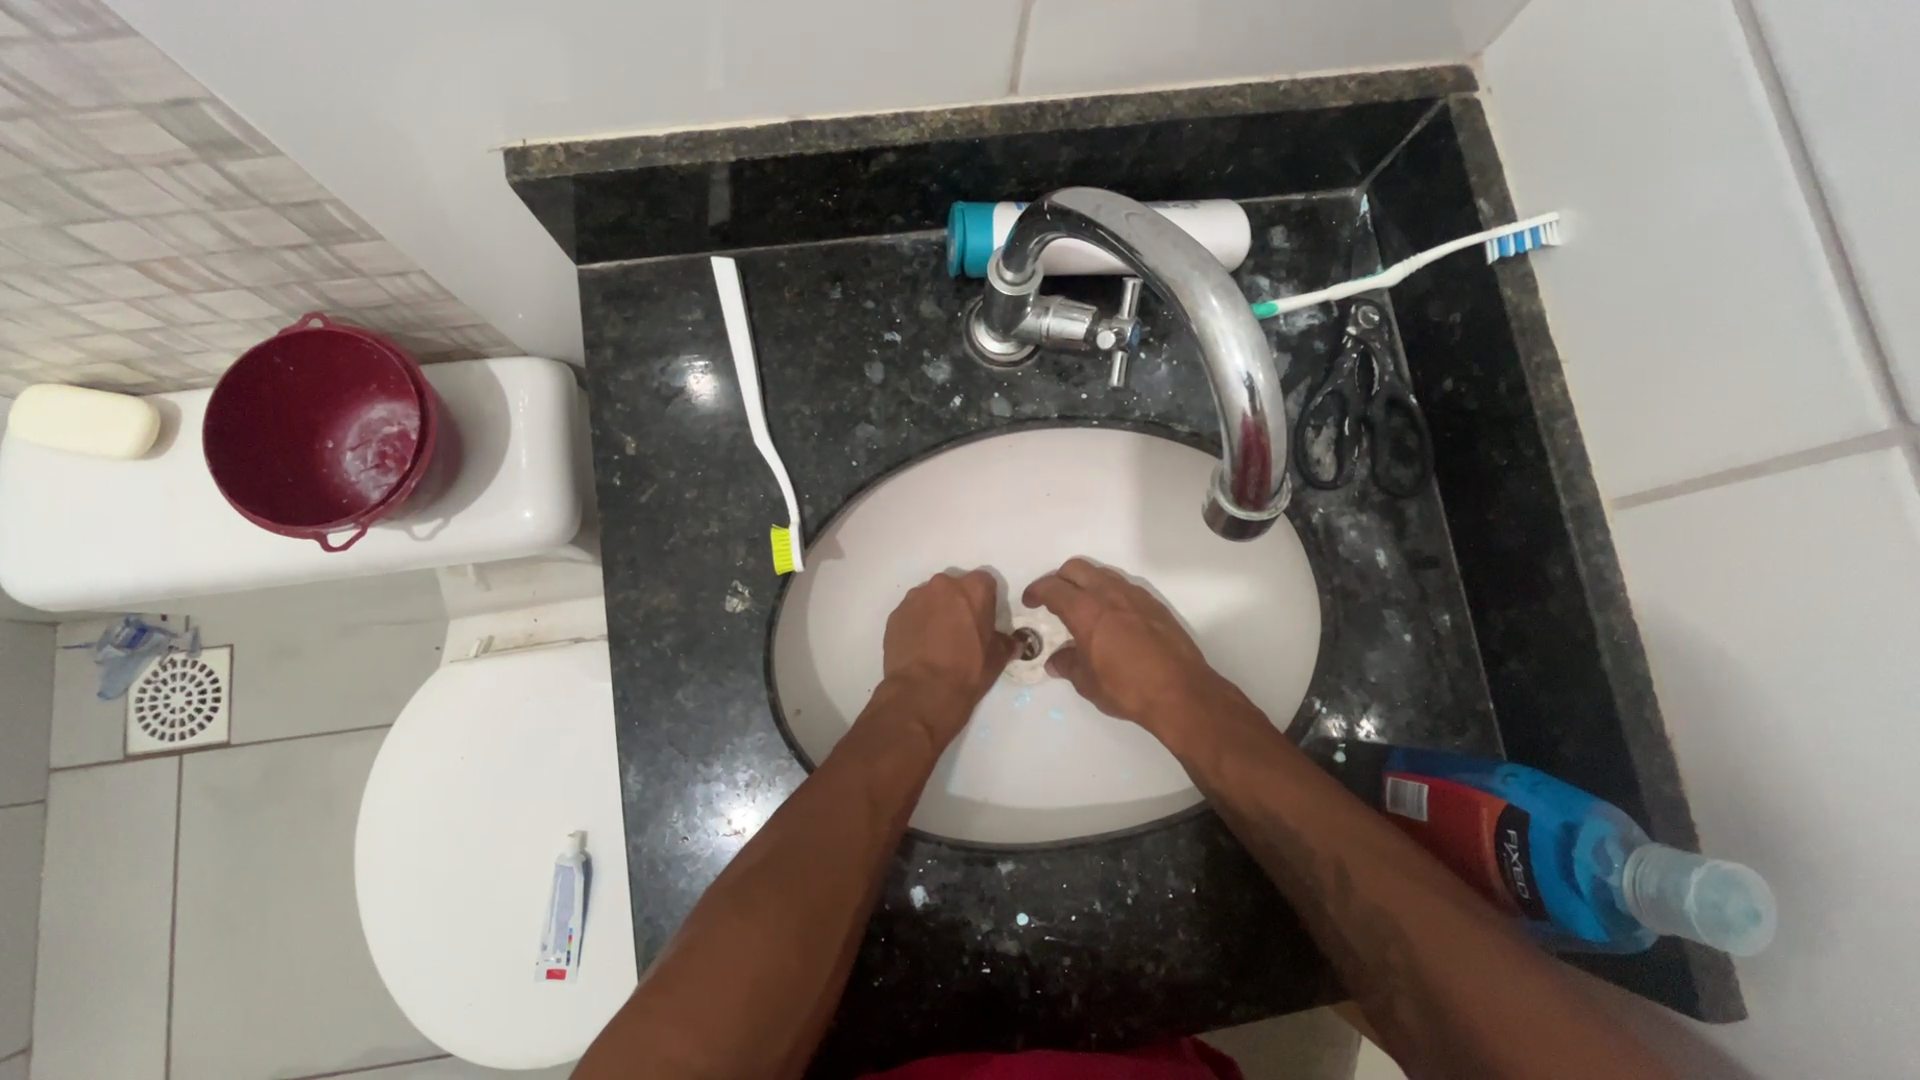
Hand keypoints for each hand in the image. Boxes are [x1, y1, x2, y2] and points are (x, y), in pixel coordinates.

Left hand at [874, 570, 1014, 745]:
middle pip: (954, 588)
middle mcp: (943, 585)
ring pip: (929, 599)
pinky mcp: (895, 615)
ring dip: (935, 612)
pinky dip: (916, 625)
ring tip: (936, 642)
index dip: (985, 601)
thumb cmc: (967, 671)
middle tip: (960, 631)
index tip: (983, 621)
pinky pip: (910, 614)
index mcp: (973, 589)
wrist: (923, 692)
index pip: (985, 582)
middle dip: (958, 603)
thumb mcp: (997, 659)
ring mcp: (914, 598)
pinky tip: (919, 648)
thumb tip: (1013, 643)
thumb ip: (1006, 643)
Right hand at [1022, 558, 1242, 750]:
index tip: (1030, 601)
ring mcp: (1135, 596)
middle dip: (1059, 579)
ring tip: (1083, 607)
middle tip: (1053, 599)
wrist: (1180, 692)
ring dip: (1087, 583)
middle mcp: (1109, 594)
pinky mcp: (1155, 605)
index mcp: (1085, 610)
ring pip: (1103, 574)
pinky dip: (1110, 594)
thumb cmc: (1126, 688)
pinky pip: (1125, 588)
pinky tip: (1112, 618)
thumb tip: (1056, 661)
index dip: (1036, 591)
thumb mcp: (1087, 682)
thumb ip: (1068, 665)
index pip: (1052, 588)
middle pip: (1076, 569)